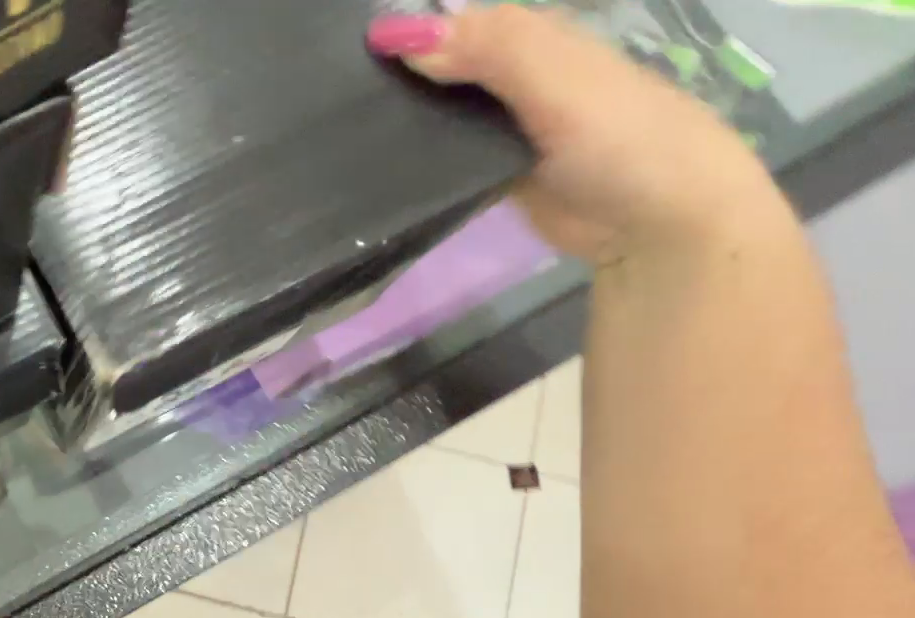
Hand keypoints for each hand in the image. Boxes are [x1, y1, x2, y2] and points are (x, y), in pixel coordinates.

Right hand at [367, 4, 793, 262]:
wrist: (654, 223)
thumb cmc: (619, 140)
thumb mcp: (558, 83)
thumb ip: (493, 52)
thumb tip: (401, 37)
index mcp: (536, 42)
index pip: (460, 25)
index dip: (410, 32)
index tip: (349, 54)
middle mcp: (515, 80)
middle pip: (443, 69)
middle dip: (396, 78)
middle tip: (333, 102)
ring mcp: (502, 131)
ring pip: (439, 116)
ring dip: (400, 122)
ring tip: (340, 137)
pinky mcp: (491, 175)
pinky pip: (445, 160)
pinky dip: (416, 162)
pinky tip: (378, 170)